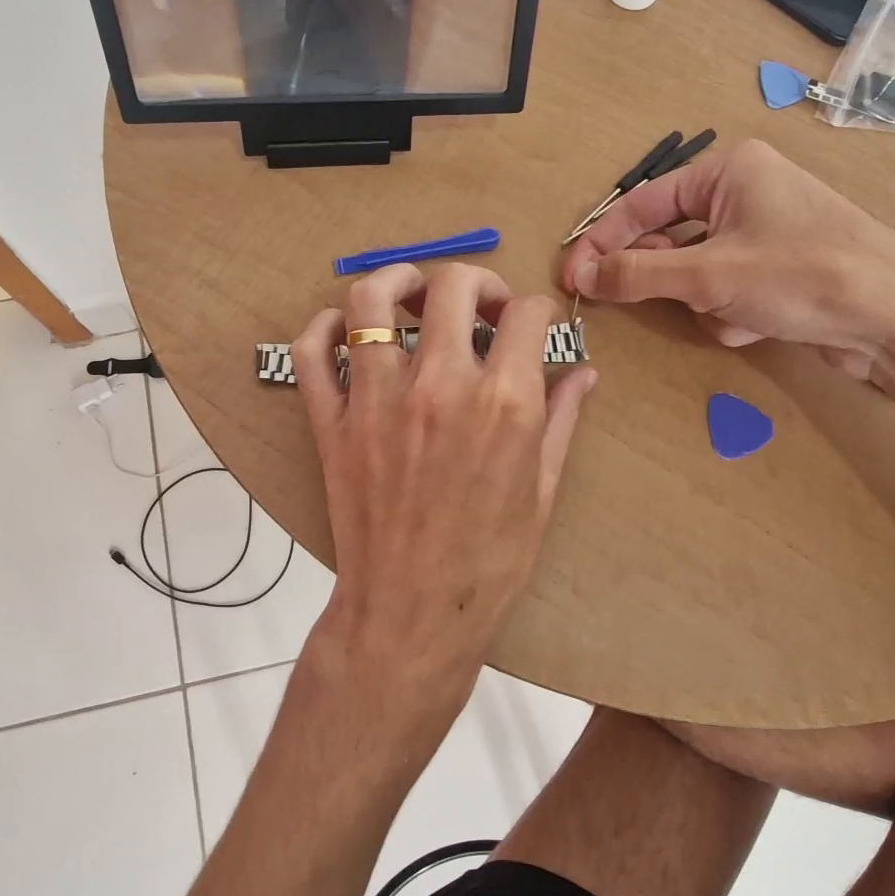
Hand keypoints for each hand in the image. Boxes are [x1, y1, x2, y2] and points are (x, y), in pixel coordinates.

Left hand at [292, 263, 597, 693]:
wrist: (413, 613)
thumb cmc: (488, 562)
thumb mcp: (543, 492)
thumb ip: (561, 421)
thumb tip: (583, 373)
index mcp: (505, 403)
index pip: (525, 310)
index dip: (534, 308)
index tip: (526, 324)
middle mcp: (440, 387)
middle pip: (452, 286)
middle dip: (474, 282)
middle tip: (476, 307)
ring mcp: (378, 401)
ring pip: (371, 300)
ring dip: (395, 283)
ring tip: (410, 298)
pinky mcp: (332, 423)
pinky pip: (311, 352)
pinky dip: (323, 327)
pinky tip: (347, 332)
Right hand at [561, 140, 894, 381]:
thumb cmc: (803, 276)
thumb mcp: (709, 275)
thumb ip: (638, 273)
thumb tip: (584, 275)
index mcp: (727, 170)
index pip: (642, 202)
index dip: (602, 241)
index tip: (574, 277)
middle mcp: (744, 192)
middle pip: (667, 239)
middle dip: (669, 280)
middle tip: (650, 302)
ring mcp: (763, 232)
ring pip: (694, 272)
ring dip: (704, 302)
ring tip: (737, 312)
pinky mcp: (777, 270)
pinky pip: (724, 290)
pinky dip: (731, 312)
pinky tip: (762, 322)